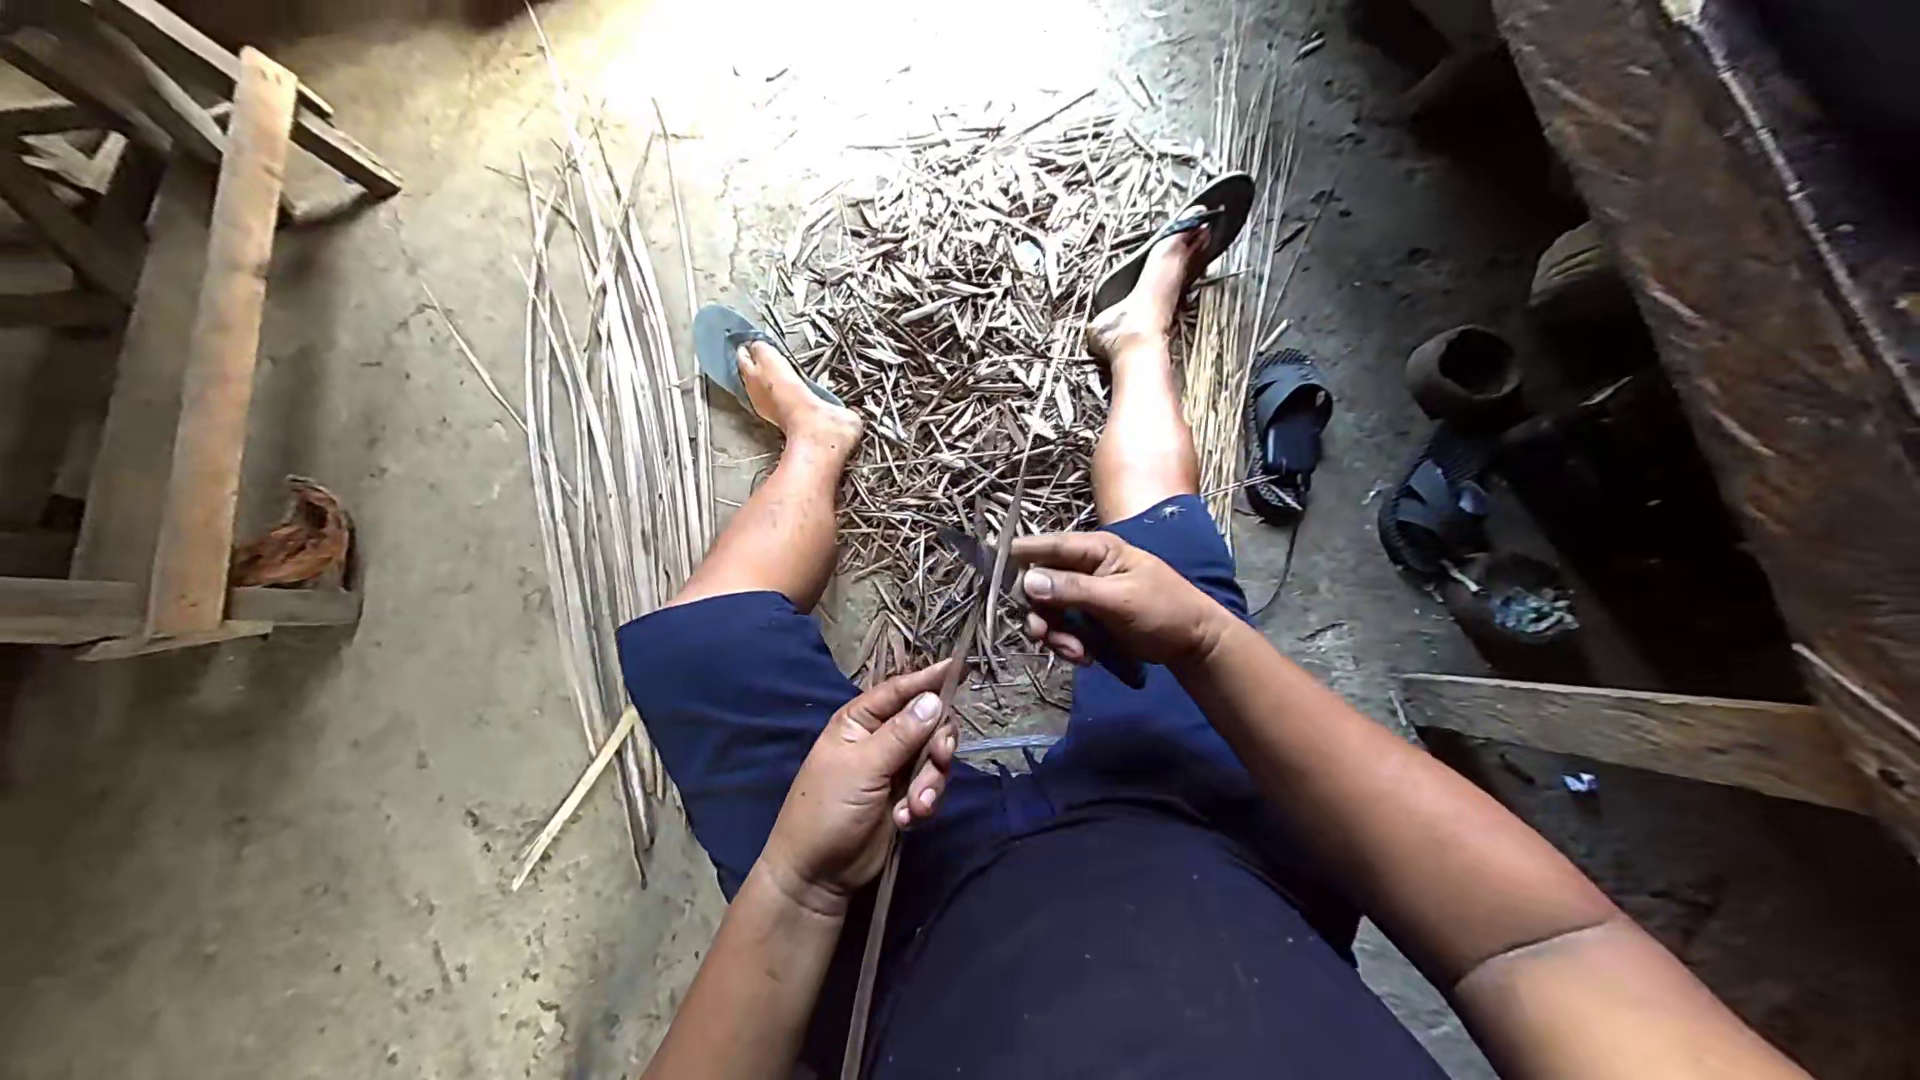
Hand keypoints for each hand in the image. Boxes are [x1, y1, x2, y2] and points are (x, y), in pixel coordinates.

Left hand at [758, 660, 958, 914]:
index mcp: (860, 720)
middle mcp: (880, 738)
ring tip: (917, 805)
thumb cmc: (828, 809)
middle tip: (941, 758)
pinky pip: (930, 785)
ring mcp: (894, 767)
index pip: (900, 690)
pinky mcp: (905, 794)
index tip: (960, 668)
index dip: (929, 678)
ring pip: (934, 756)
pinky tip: (907, 819)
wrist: (818, 874)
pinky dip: (924, 801)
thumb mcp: (863, 768)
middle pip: (927, 723)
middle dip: (937, 744)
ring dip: (931, 781)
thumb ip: (902, 734)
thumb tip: (934, 699)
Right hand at [1013, 532, 1232, 668]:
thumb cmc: (1164, 610)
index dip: (1019, 559)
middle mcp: (1083, 567)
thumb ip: (1073, 589)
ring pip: (1047, 610)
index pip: (1046, 546)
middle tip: (1043, 634)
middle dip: (1040, 612)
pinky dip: (1067, 644)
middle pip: (1039, 583)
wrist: (1194, 644)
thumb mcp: (1119, 599)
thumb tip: (1027, 582)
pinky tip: (1086, 657)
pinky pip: (1062, 628)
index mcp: (1095, 549)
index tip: (994, 577)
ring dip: (1055, 634)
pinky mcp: (1087, 617)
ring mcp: (1084, 593)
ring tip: (1076, 653)